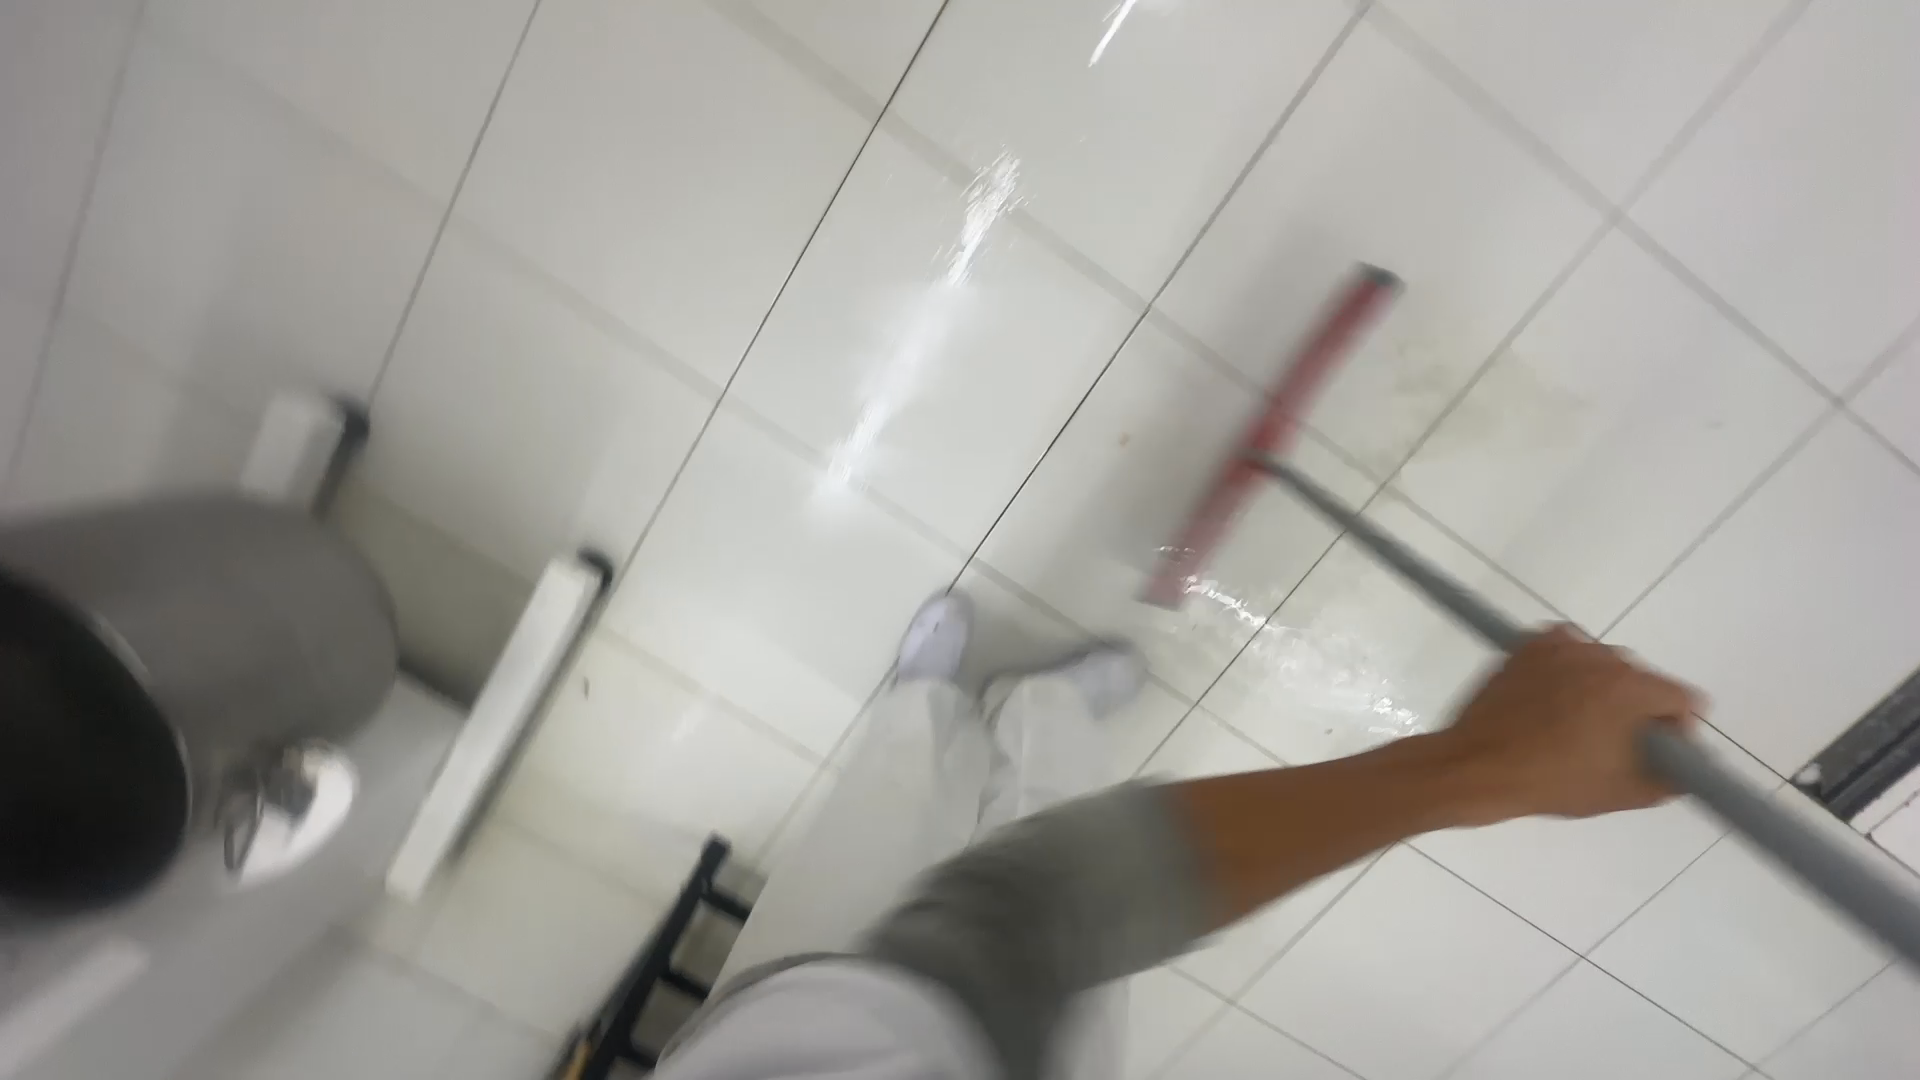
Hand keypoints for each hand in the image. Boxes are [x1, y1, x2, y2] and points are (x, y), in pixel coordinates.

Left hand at [1435, 625, 1701, 823]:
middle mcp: (1595, 658)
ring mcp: (1553, 649)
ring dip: (1600, 683)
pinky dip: (1565, 660)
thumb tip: (1684, 767)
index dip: (1676, 728)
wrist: (1477, 765)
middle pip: (1639, 678)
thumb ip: (1673, 777)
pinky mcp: (1520, 649)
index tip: (1657, 750)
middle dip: (1637, 705)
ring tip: (1581, 717)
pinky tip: (1558, 687)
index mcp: (1630, 688)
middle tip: (1615, 738)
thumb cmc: (1553, 781)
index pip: (1681, 699)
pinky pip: (1560, 644)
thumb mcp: (1629, 792)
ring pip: (1599, 660)